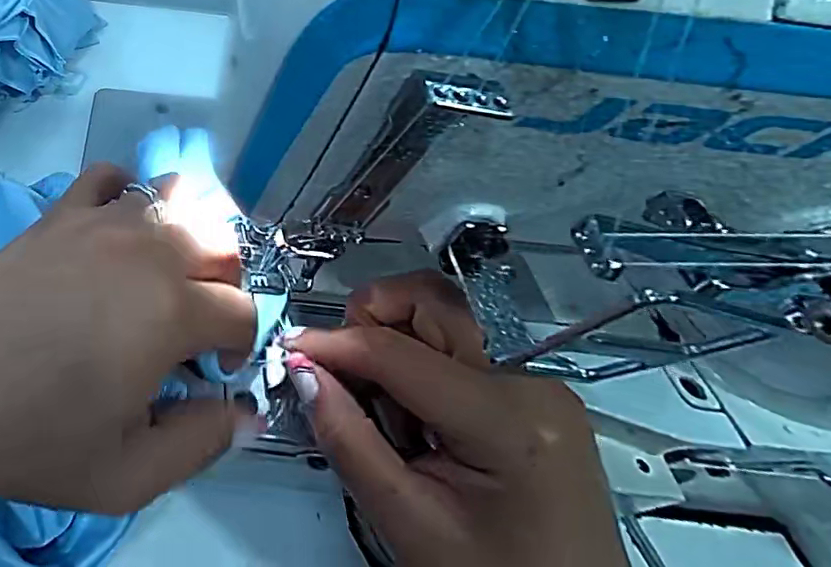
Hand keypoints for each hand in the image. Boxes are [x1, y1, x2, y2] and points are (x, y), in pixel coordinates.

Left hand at [0, 162, 261, 513]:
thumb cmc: (32, 437)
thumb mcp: (127, 476)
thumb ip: (200, 443)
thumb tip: (243, 413)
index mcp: (173, 311)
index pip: (243, 311)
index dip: (239, 344)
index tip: (211, 371)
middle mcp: (150, 250)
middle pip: (222, 245)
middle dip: (223, 286)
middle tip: (190, 325)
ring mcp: (104, 221)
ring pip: (177, 199)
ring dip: (185, 237)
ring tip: (160, 276)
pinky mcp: (62, 211)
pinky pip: (110, 176)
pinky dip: (125, 192)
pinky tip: (115, 226)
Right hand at [288, 271, 624, 566]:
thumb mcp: (413, 526)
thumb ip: (350, 442)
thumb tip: (305, 373)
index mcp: (509, 421)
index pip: (398, 352)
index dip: (335, 343)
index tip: (293, 349)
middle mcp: (530, 385)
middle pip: (431, 304)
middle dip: (373, 318)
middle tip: (342, 368)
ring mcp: (537, 386)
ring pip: (441, 320)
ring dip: (394, 343)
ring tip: (387, 412)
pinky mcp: (532, 394)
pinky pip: (457, 352)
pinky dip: (419, 367)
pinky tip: (415, 421)